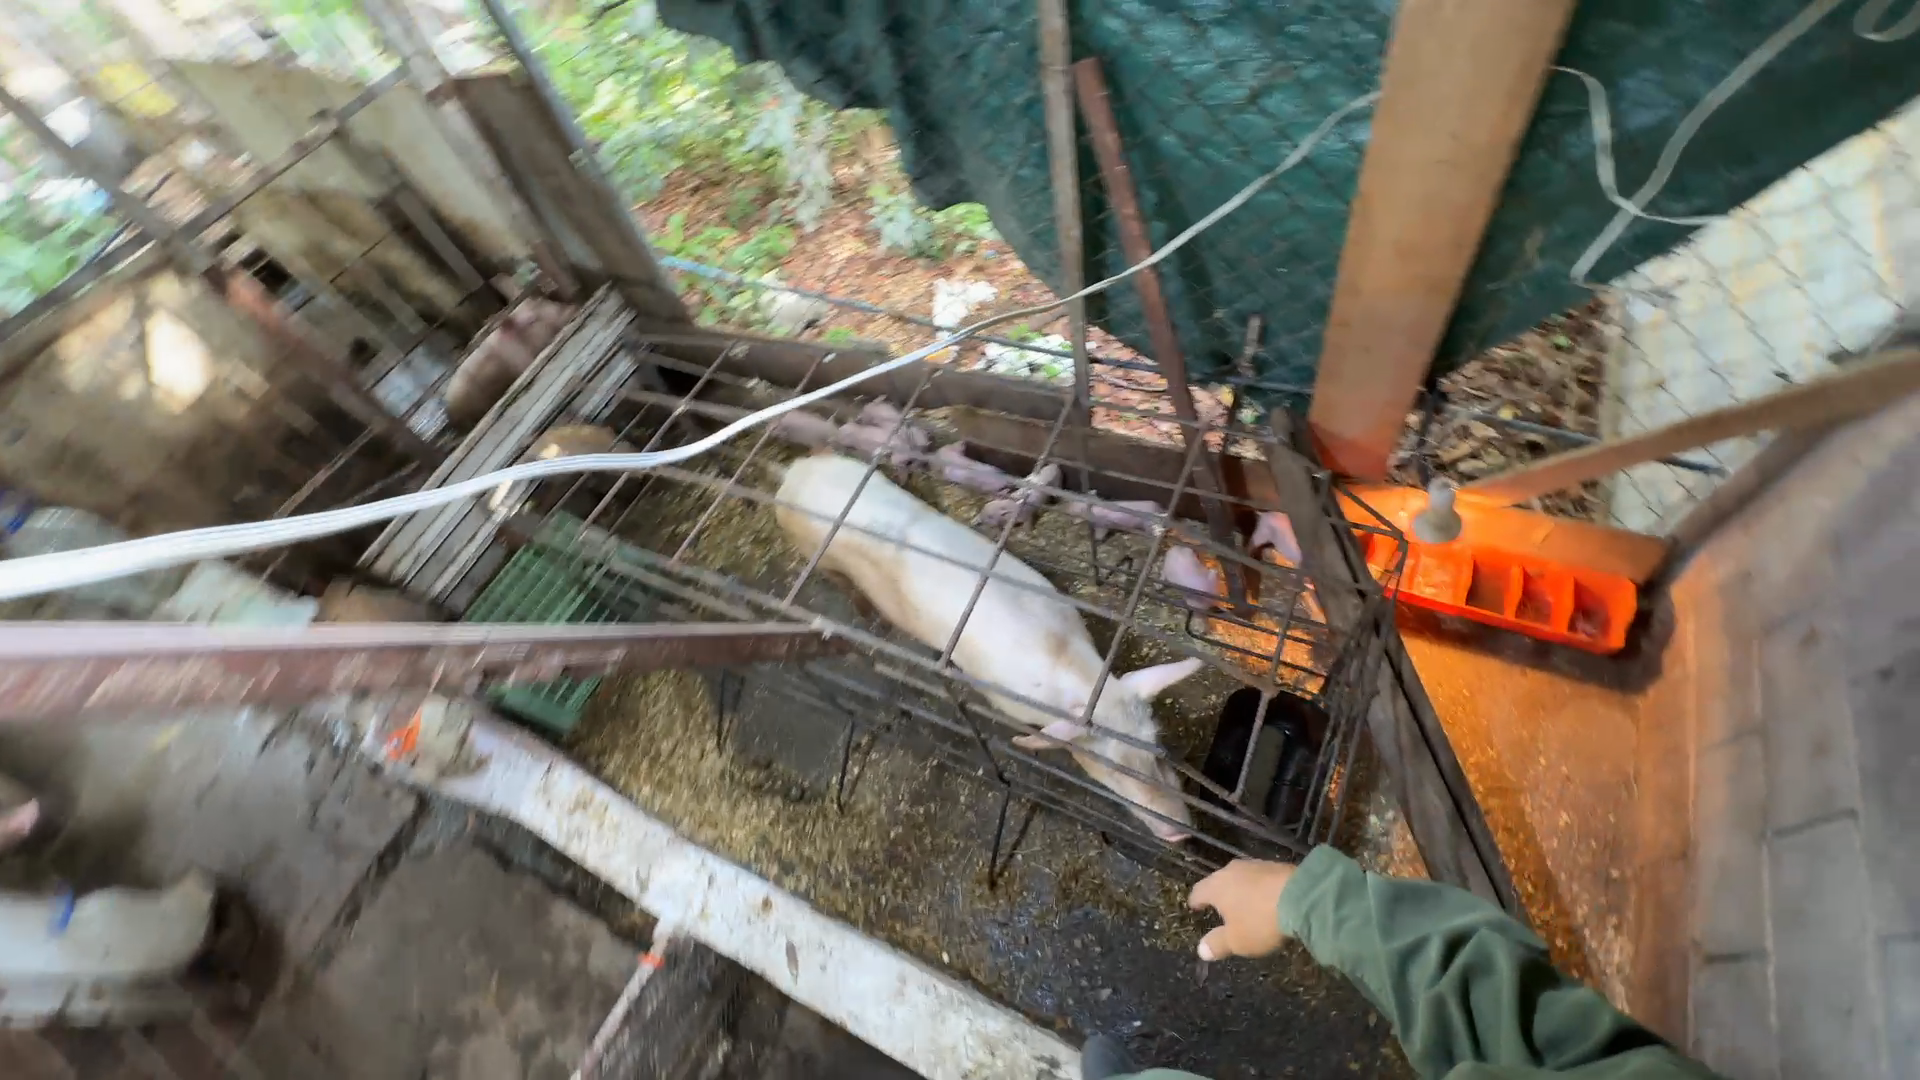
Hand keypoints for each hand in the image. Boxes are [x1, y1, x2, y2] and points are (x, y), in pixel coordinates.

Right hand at [1188, 858, 1296, 960]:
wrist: (1298, 896)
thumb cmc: (1260, 920)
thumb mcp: (1238, 941)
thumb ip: (1217, 944)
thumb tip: (1201, 950)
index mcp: (1215, 887)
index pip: (1198, 892)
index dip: (1196, 902)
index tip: (1195, 908)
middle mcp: (1229, 871)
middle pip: (1217, 882)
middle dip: (1217, 894)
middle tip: (1220, 907)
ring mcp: (1251, 865)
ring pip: (1238, 877)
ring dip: (1238, 889)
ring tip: (1244, 902)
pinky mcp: (1272, 865)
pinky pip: (1258, 877)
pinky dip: (1257, 887)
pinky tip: (1265, 897)